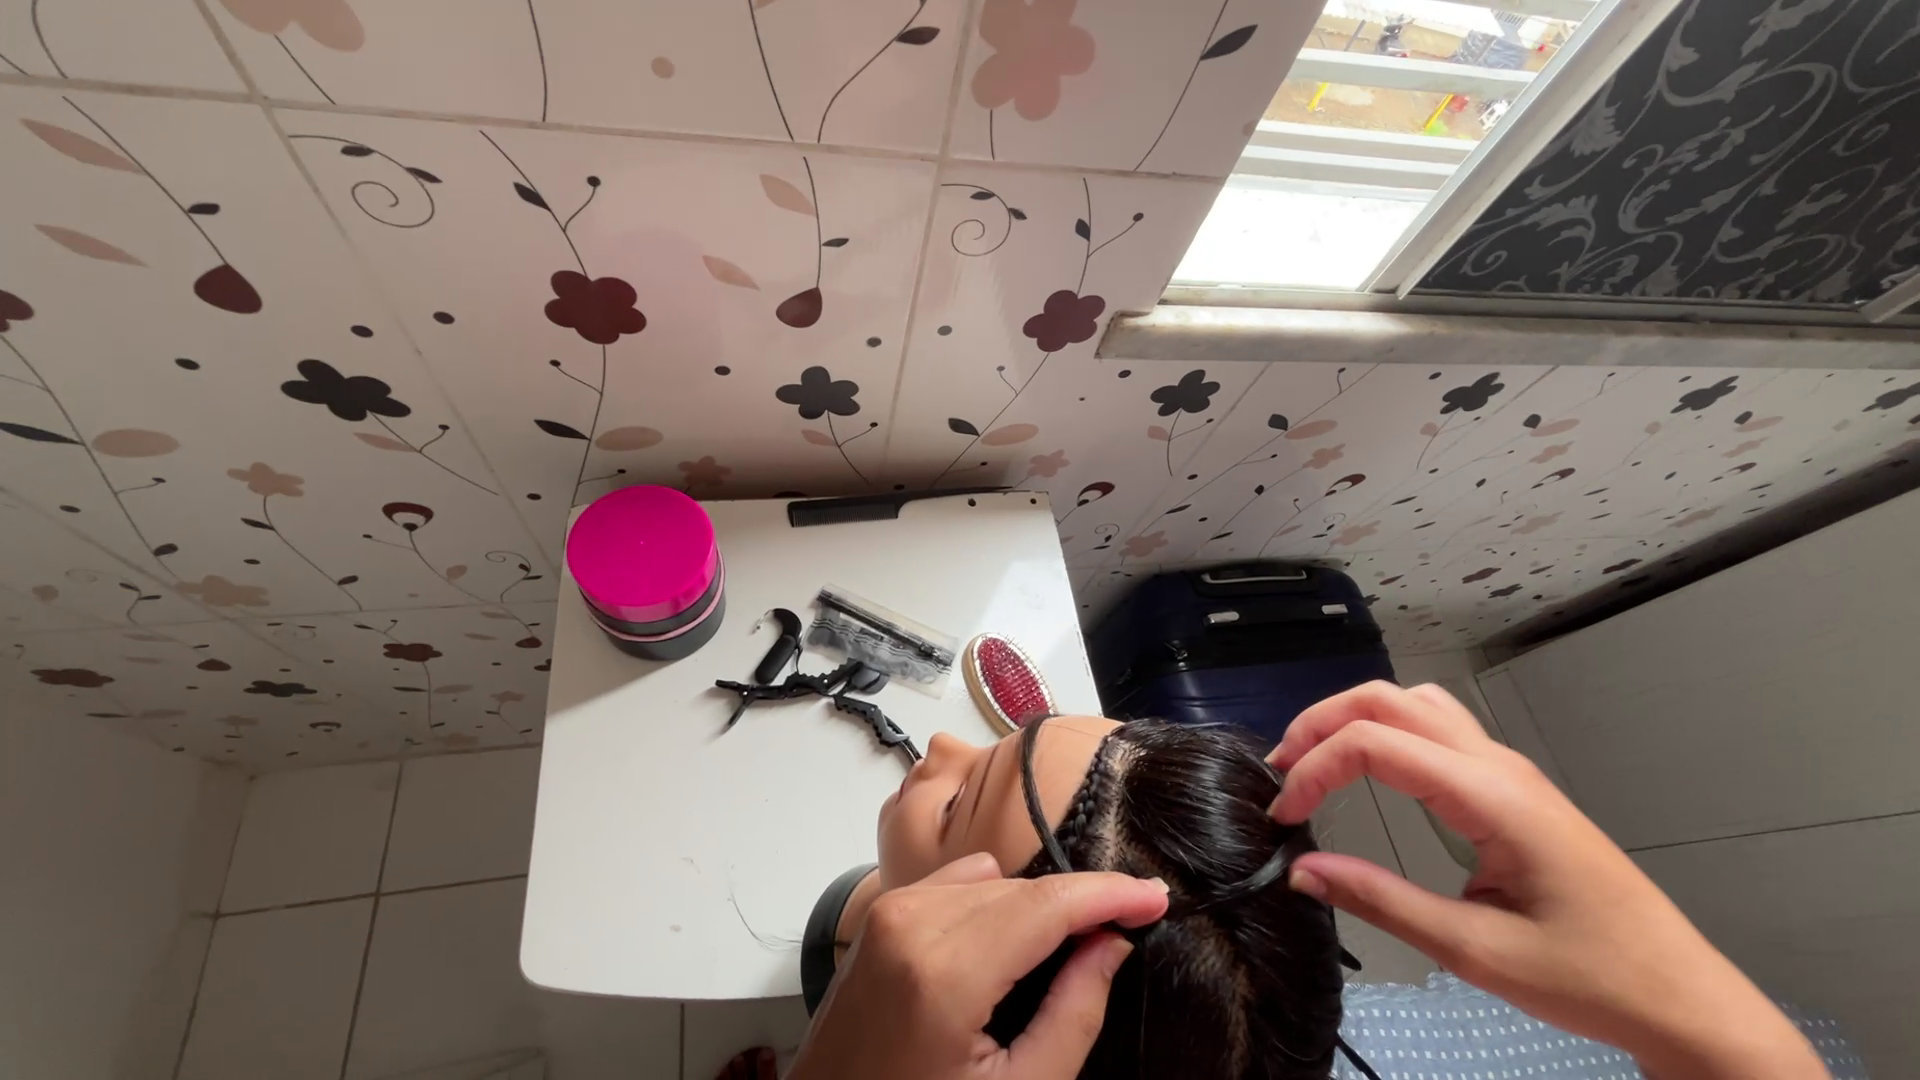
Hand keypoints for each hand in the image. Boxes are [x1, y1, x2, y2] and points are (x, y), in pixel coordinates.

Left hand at [788, 852, 1167, 1079]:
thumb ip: (1074, 1012)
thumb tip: (1111, 942)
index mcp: (943, 972)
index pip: (1047, 905)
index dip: (1109, 894)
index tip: (1155, 897)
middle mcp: (911, 921)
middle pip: (1022, 888)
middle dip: (1077, 904)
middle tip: (1123, 929)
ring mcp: (889, 911)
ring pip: (992, 878)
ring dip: (1033, 906)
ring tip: (1052, 958)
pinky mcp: (880, 913)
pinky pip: (957, 881)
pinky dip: (992, 901)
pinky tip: (1001, 946)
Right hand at [1269, 681, 1827, 1079]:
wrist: (1688, 1003)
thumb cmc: (1592, 979)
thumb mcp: (1476, 950)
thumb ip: (1380, 901)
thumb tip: (1301, 870)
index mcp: (1491, 796)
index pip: (1374, 743)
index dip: (1314, 768)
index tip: (1285, 817)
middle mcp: (1496, 765)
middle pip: (1385, 699)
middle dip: (1318, 723)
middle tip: (1281, 770)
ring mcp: (1506, 769)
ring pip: (1410, 701)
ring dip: (1351, 718)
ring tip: (1314, 759)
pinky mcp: (1509, 785)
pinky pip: (1434, 725)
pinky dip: (1383, 729)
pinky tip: (1370, 765)